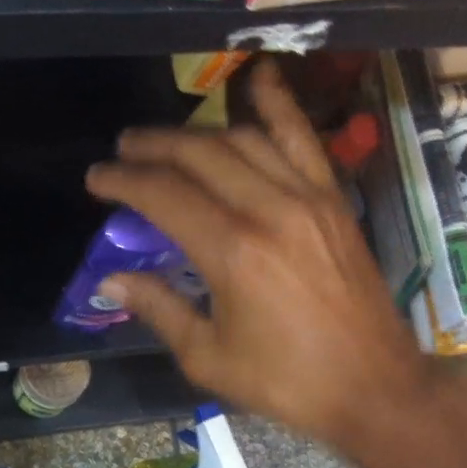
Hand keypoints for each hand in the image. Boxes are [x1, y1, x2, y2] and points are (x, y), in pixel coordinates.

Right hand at [85, 59, 436, 451]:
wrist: (370, 385)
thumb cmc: (283, 382)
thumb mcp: (208, 357)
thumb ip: (160, 309)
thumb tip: (111, 281)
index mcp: (232, 253)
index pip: (165, 196)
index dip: (124, 181)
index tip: (96, 178)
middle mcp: (269, 210)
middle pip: (200, 155)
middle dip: (153, 147)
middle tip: (123, 150)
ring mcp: (308, 199)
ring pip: (245, 141)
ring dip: (200, 133)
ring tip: (168, 140)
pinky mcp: (334, 201)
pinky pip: (302, 140)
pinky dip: (277, 108)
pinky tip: (258, 82)